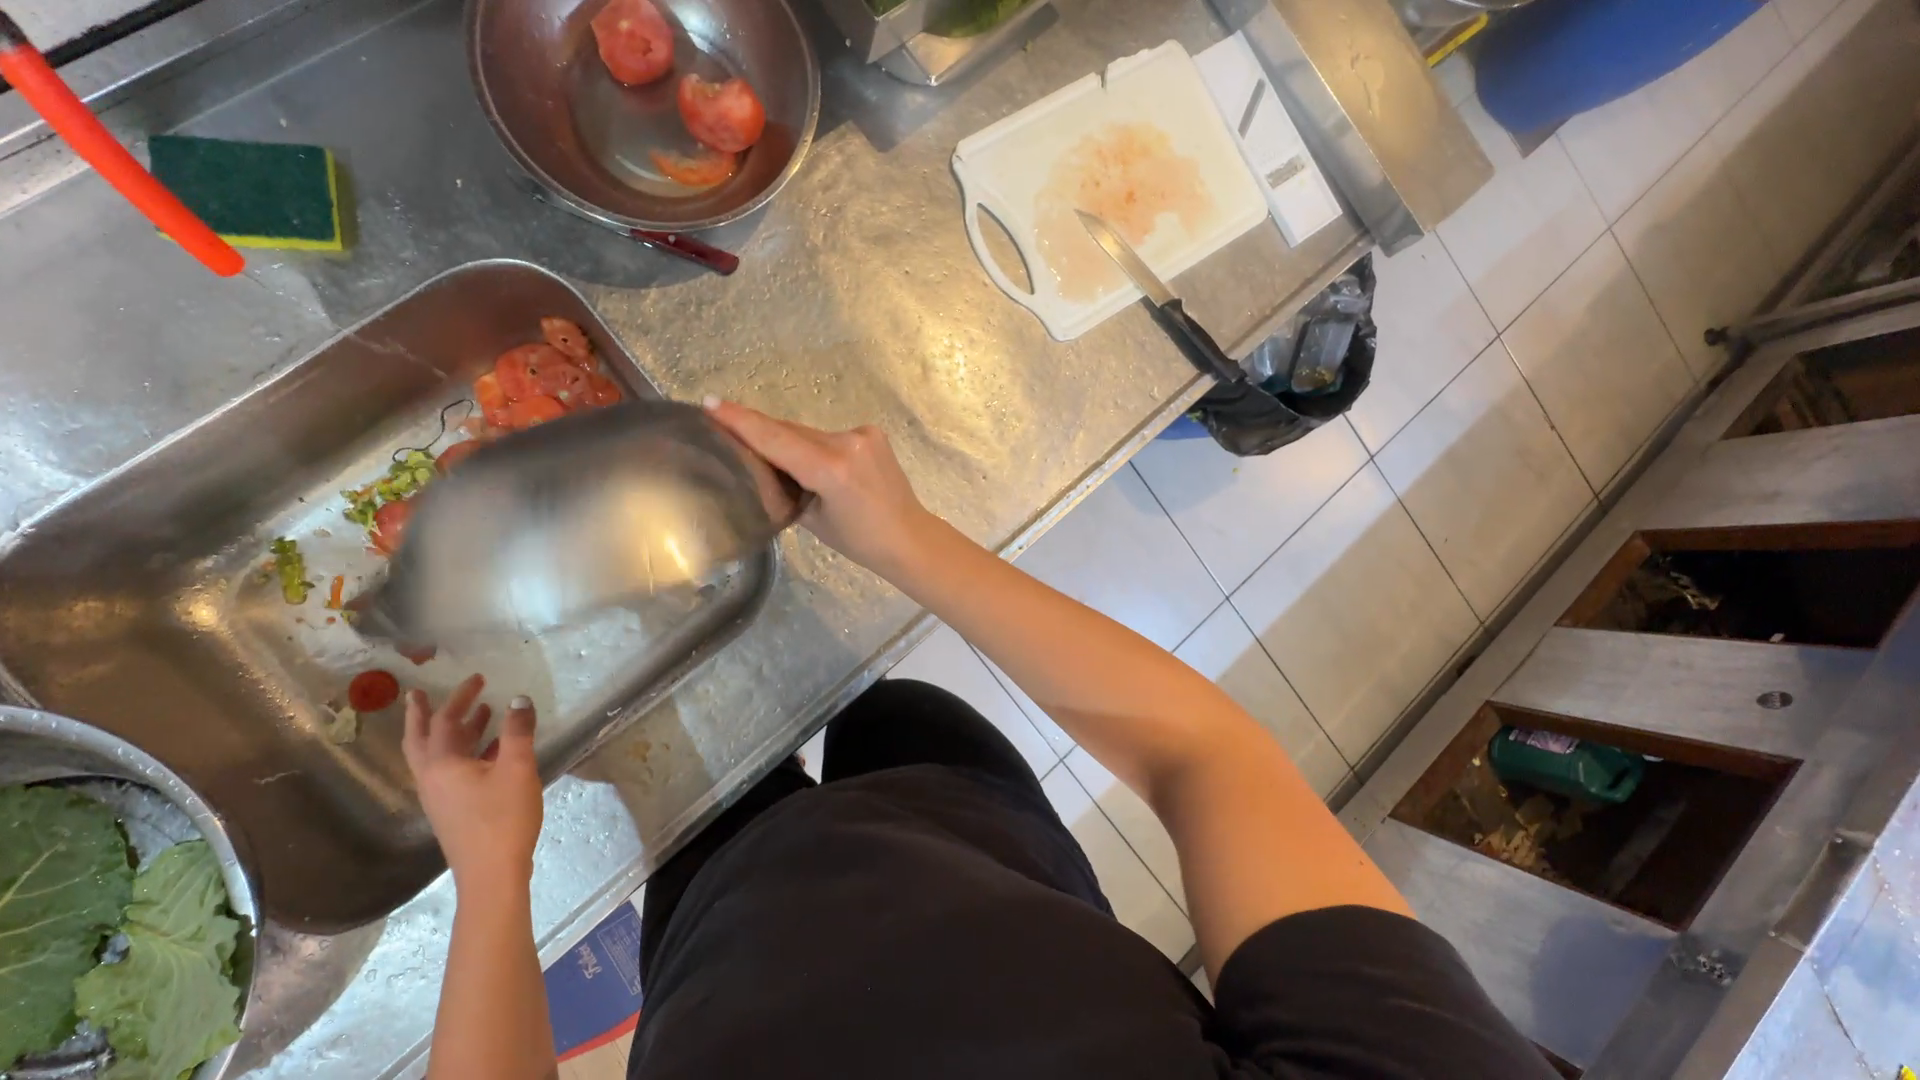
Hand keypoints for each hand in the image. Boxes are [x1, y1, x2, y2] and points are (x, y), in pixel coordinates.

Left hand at [402, 674, 543, 889]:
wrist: (491, 873)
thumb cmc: (503, 818)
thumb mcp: (518, 769)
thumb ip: (518, 731)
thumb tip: (518, 699)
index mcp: (442, 764)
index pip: (444, 721)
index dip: (460, 697)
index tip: (478, 678)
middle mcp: (431, 778)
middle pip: (420, 739)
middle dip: (423, 714)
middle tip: (421, 693)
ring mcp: (439, 796)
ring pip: (435, 756)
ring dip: (450, 732)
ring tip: (473, 714)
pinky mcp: (451, 810)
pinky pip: (450, 770)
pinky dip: (464, 752)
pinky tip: (491, 750)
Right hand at [704, 397, 940, 576]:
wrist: (909, 537)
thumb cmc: (860, 540)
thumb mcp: (812, 519)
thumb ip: (785, 487)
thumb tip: (760, 466)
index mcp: (832, 470)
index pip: (776, 439)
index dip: (741, 421)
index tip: (711, 403)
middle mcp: (848, 443)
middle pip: (790, 432)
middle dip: (758, 430)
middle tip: (722, 425)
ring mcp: (863, 434)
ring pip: (808, 433)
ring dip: (787, 440)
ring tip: (763, 452)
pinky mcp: (872, 432)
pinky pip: (828, 436)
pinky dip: (813, 445)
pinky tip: (811, 464)